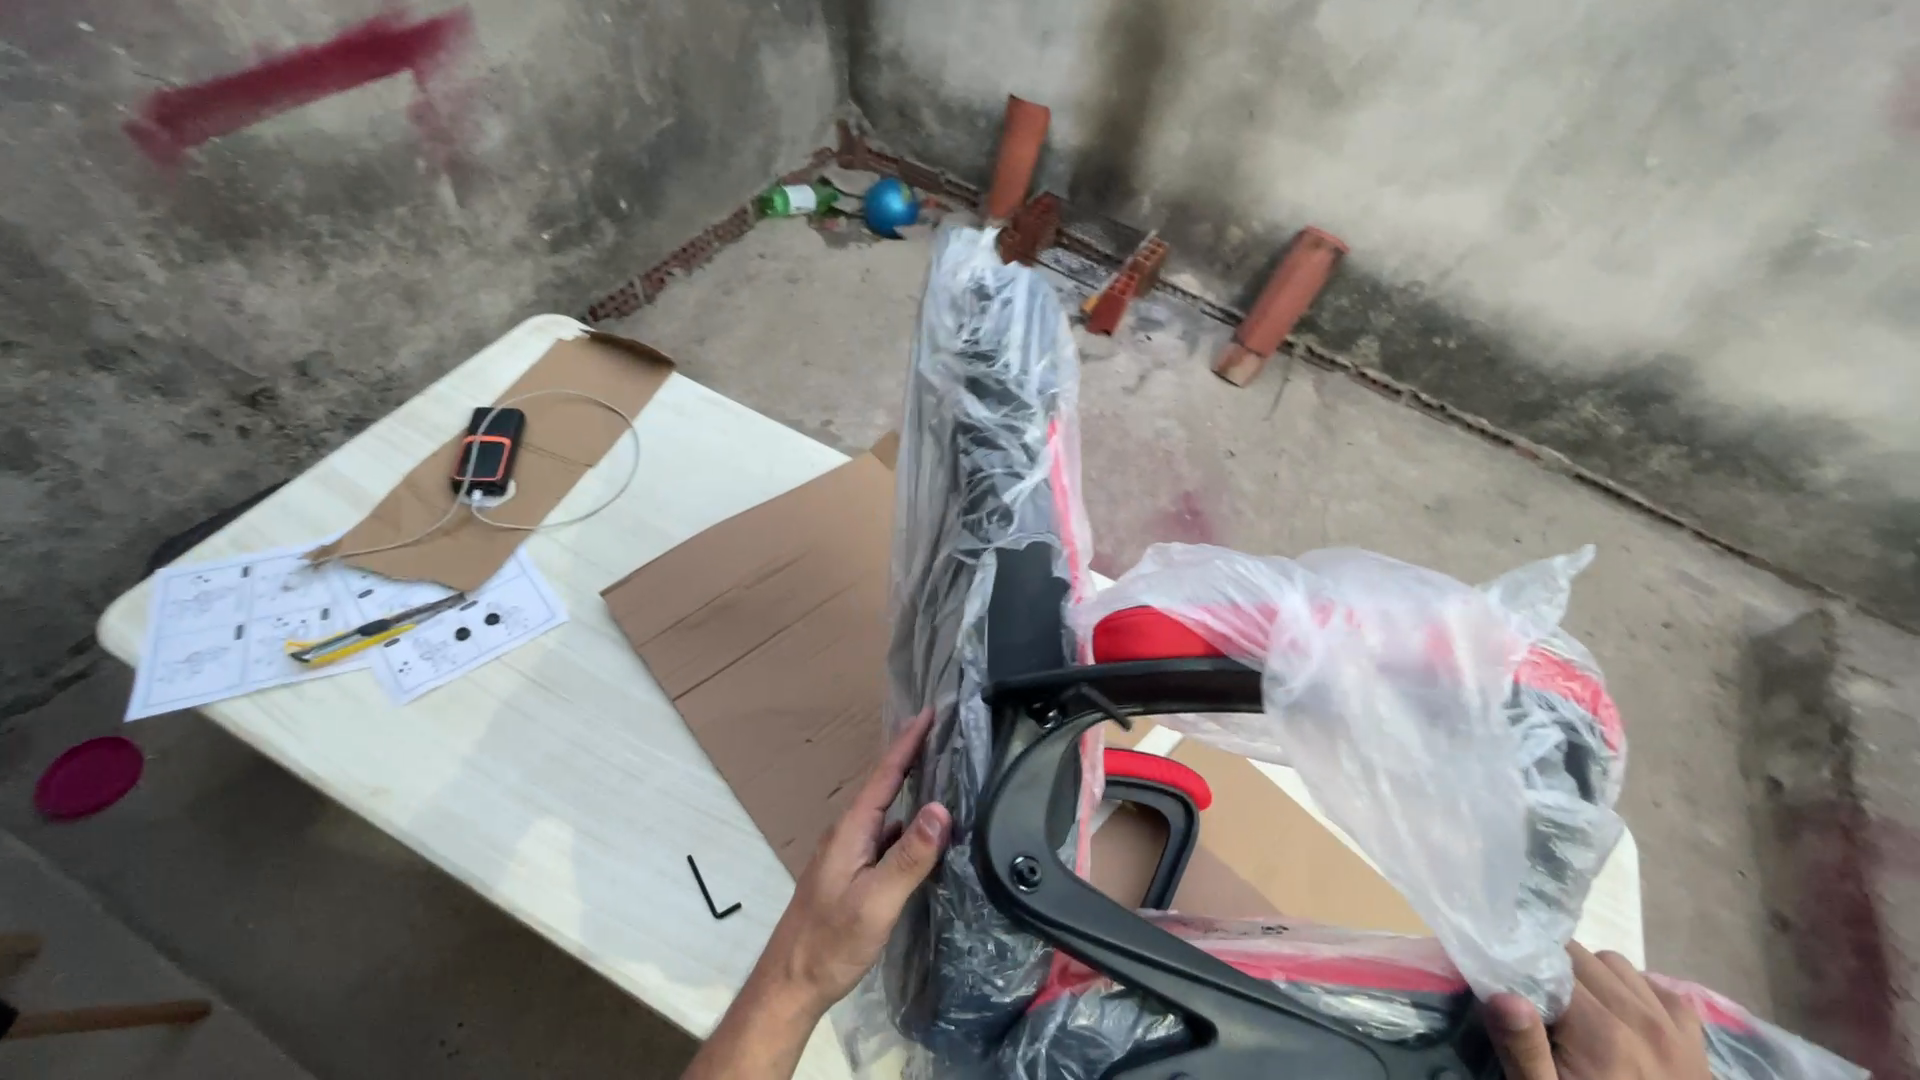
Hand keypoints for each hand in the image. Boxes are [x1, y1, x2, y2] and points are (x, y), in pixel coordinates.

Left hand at [750, 709, 951, 1015]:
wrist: (791, 983)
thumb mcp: (875, 900)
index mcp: (852, 830)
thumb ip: (909, 856)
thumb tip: (941, 807)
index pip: (884, 773)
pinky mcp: (854, 874)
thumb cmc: (831, 941)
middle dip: (912, 755)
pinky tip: (925, 833)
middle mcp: (849, 833)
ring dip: (911, 788)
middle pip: (885, 785)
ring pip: (887, 811)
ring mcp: (850, 854)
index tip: (930, 711)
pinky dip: (908, 824)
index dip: (908, 742)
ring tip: (942, 773)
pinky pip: (886, 836)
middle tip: (943, 732)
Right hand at [1487, 944, 1710, 1079]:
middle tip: (1540, 1004)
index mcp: (1602, 1034)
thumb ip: (1523, 1050)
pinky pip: (1658, 988)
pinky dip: (1634, 991)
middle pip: (1581, 957)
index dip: (1524, 968)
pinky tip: (1620, 1017)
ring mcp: (1676, 1031)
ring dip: (1592, 977)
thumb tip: (1503, 993)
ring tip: (1578, 1010)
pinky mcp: (1696, 1043)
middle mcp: (1643, 1021)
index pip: (1550, 963)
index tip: (1510, 987)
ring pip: (1616, 965)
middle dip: (1554, 970)